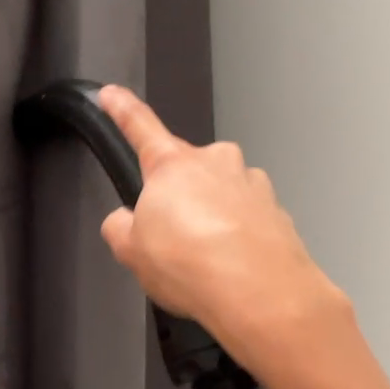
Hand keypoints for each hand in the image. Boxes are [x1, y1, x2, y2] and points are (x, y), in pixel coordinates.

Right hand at [96, 85, 348, 380]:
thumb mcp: (130, 250)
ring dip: (210, 219)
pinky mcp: (278, 212)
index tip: (111, 94)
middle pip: (185, 171)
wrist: (262, 294)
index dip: (121, 110)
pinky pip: (246, 219)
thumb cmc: (189, 263)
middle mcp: (216, 163)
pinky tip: (231, 269)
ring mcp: (252, 185)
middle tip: (169, 240)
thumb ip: (120, 227)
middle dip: (176, 198)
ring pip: (220, 196)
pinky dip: (237, 238)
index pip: (139, 127)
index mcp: (172, 165)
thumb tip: (125, 220)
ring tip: (204, 262)